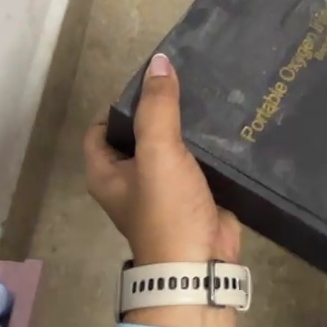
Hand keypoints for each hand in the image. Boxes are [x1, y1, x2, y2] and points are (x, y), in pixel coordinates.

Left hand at [85, 52, 240, 326]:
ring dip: (185, 127)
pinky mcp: (192, 196)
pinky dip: (206, 146)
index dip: (121, 104)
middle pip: (138, 134)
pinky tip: (224, 124)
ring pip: (170, 147)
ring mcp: (162, 189)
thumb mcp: (158, 152)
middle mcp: (129, 180)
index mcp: (106, 172)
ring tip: (206, 95)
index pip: (102, 127)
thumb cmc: (167, 209)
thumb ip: (158, 107)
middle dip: (157, 110)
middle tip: (184, 82)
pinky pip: (195, 163)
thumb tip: (159, 61)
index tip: (151, 83)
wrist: (199, 264)